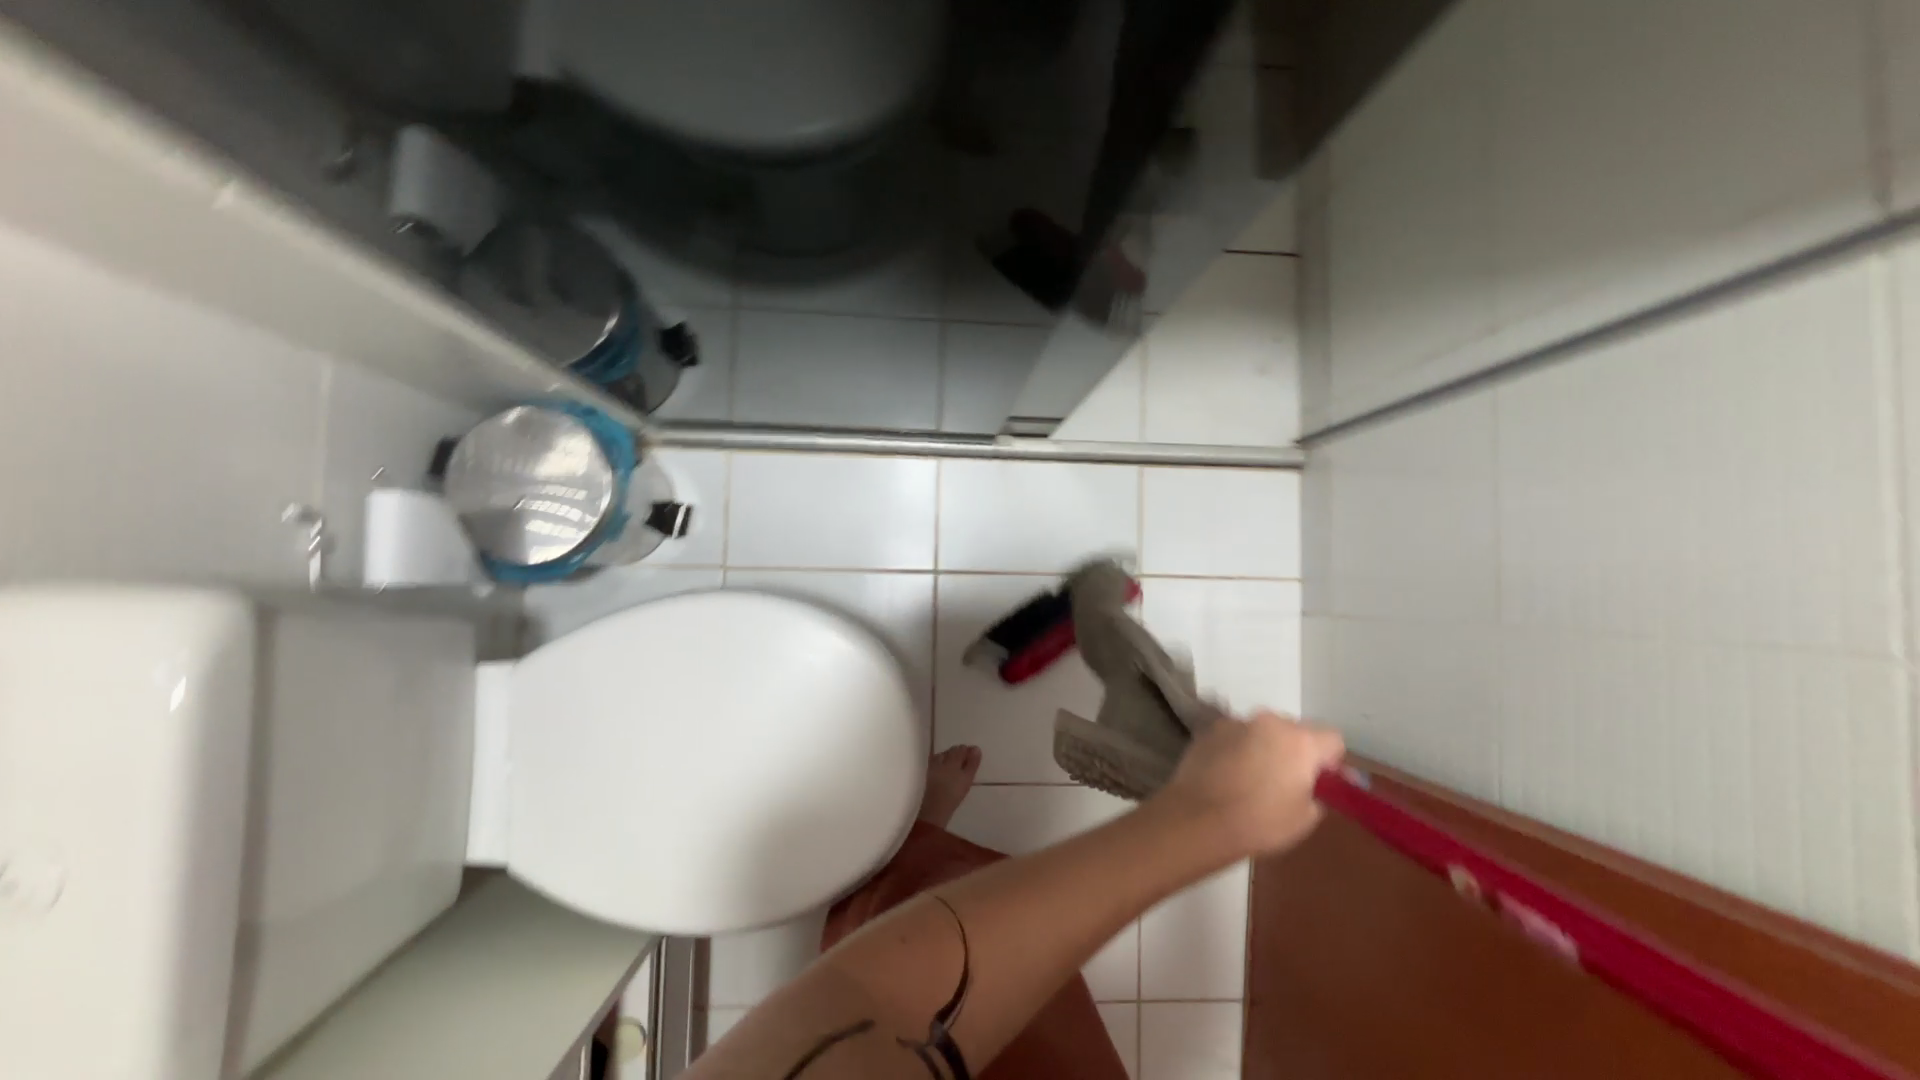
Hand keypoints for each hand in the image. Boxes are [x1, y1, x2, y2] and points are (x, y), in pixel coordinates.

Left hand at [1154, 710, 1344, 858]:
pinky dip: (1236, 748)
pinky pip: (1234, 736)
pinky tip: (1227, 774)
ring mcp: (1236, 722)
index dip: (1330, 760)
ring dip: (1263, 746)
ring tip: (1251, 778)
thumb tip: (1313, 784)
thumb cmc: (1260, 822)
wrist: (1199, 818)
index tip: (1320, 780)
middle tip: (1285, 780)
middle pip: (1294, 730)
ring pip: (1261, 730)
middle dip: (1295, 750)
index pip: (1333, 738)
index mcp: (1301, 741)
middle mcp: (1269, 721)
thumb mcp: (1305, 817)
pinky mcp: (1209, 730)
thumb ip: (1318, 793)